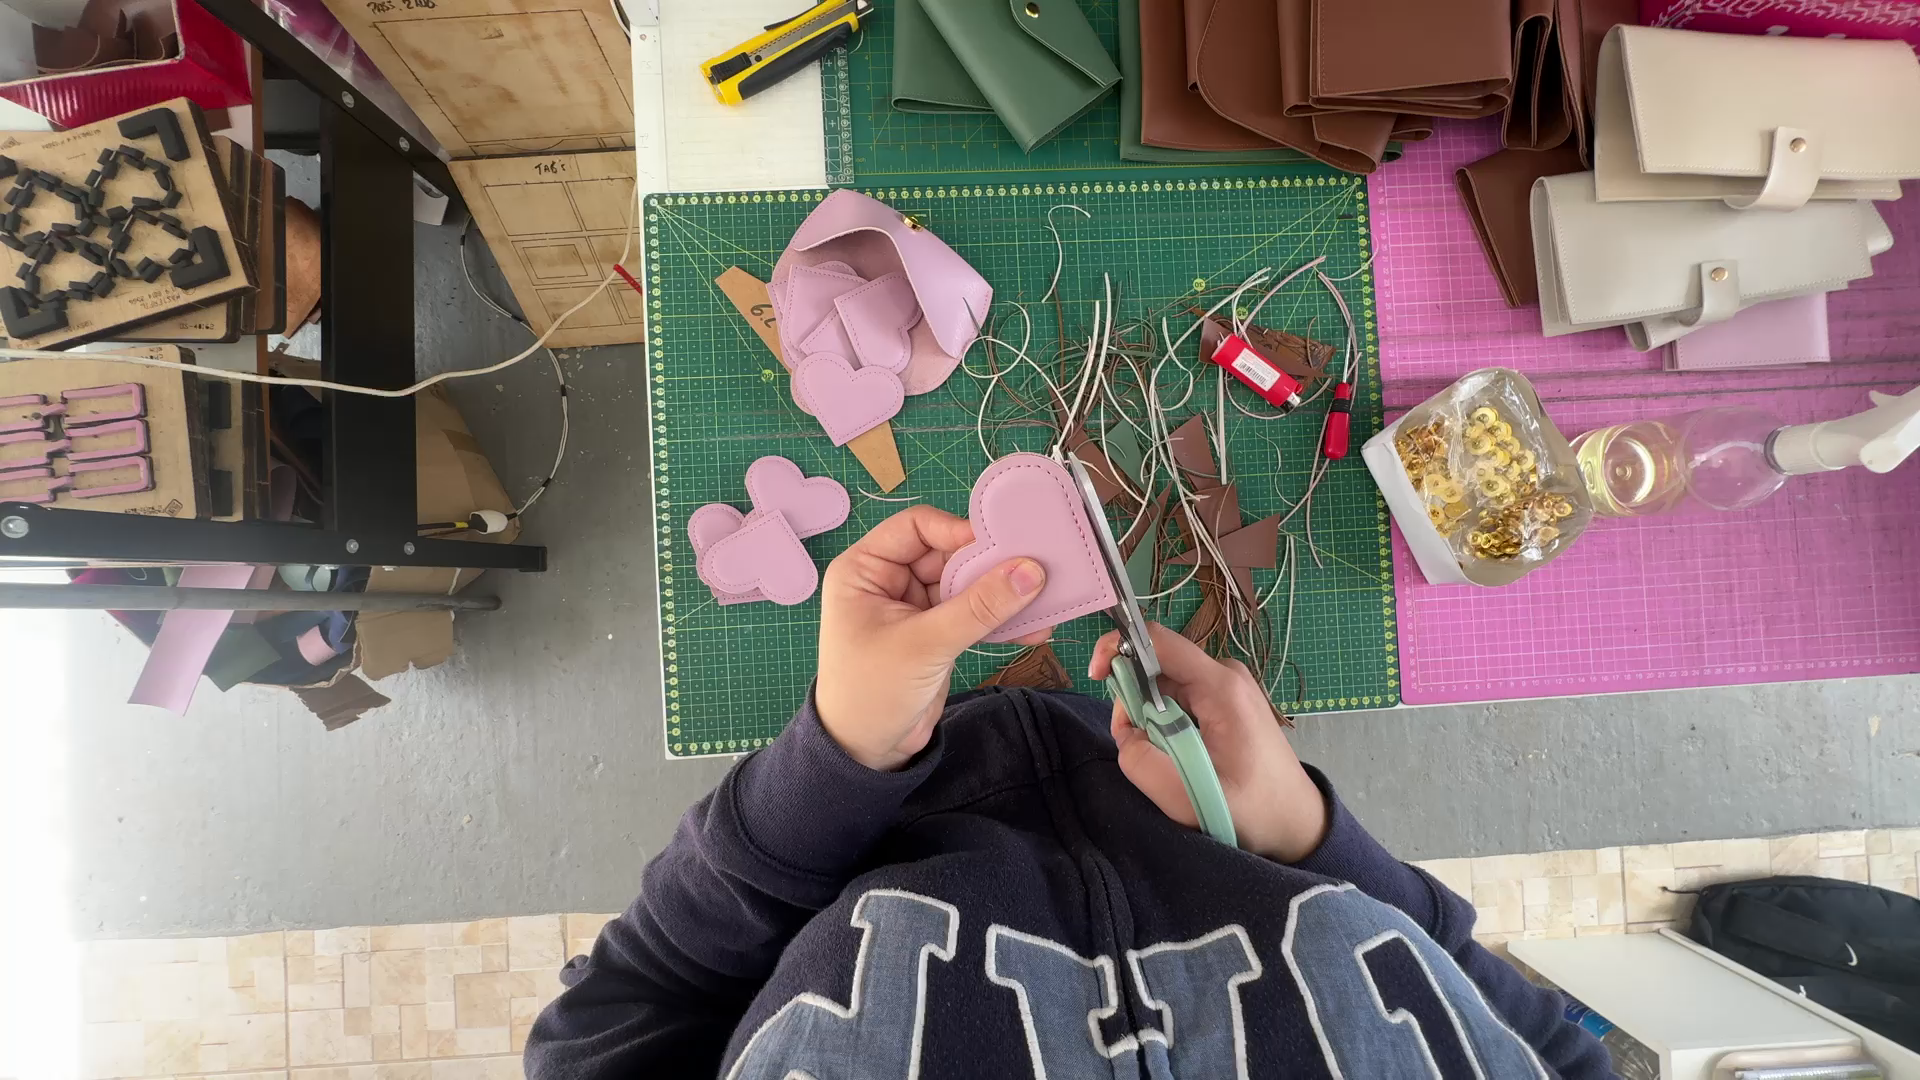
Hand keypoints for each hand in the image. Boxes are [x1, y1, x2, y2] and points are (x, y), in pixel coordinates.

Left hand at [815, 505, 1049, 770]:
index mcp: (865, 569)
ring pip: (965, 584)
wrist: (866, 754)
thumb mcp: (925, 645)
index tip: (1001, 545)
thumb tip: (1029, 571)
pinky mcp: (936, 632)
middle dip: (989, 565)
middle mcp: (888, 580)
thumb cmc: (872, 693)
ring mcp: (915, 606)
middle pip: (948, 555)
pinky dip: (999, 619)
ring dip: (1001, 594)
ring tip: (1043, 599)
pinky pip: (973, 613)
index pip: (917, 527)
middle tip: (1035, 570)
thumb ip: (978, 607)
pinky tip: (1033, 627)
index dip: (957, 532)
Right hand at [1090, 623, 1328, 861]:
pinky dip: (1162, 721)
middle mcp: (1222, 674)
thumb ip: (1144, 764)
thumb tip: (1123, 732)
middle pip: (1155, 664)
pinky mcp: (1223, 699)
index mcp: (1220, 686)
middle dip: (1132, 699)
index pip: (1158, 640)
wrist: (1299, 825)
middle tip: (1135, 743)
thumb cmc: (1256, 812)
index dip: (1118, 648)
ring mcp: (1225, 685)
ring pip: (1162, 683)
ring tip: (1162, 758)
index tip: (1097, 677)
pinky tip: (1174, 752)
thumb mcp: (1192, 798)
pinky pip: (1175, 695)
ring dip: (1147, 716)